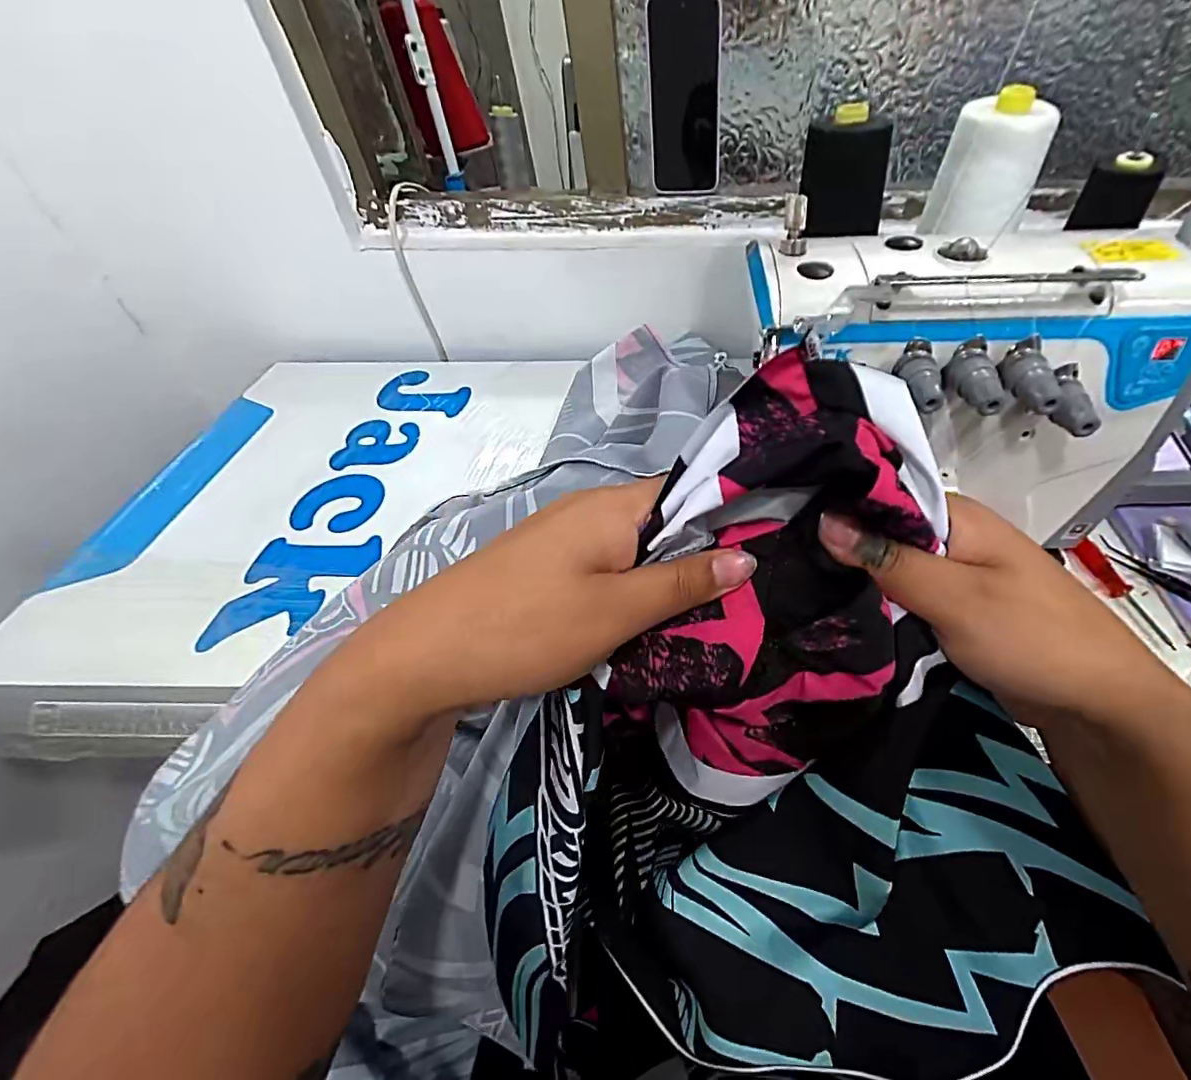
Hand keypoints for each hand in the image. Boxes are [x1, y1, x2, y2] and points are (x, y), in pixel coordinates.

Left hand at [341, 478, 755, 723]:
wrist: (423, 657)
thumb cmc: (528, 627)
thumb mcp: (617, 611)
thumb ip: (683, 582)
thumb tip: (747, 557)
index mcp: (613, 506)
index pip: (690, 489)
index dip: (730, 515)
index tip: (768, 552)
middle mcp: (590, 509)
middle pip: (665, 522)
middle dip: (701, 560)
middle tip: (740, 604)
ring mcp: (565, 537)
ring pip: (637, 551)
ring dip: (665, 582)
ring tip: (700, 620)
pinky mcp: (548, 566)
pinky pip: (608, 569)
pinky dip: (631, 593)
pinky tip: (643, 625)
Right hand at [819, 495, 1190, 727]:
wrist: (1096, 703)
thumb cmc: (1032, 637)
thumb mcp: (954, 597)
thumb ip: (890, 559)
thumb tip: (826, 520)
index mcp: (957, 517)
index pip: (884, 494)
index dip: (838, 505)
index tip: (785, 520)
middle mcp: (955, 538)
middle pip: (885, 531)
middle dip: (843, 547)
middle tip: (785, 563)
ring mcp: (957, 576)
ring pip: (894, 568)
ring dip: (860, 580)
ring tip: (802, 587)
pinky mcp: (956, 610)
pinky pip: (910, 599)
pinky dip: (883, 606)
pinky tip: (846, 615)